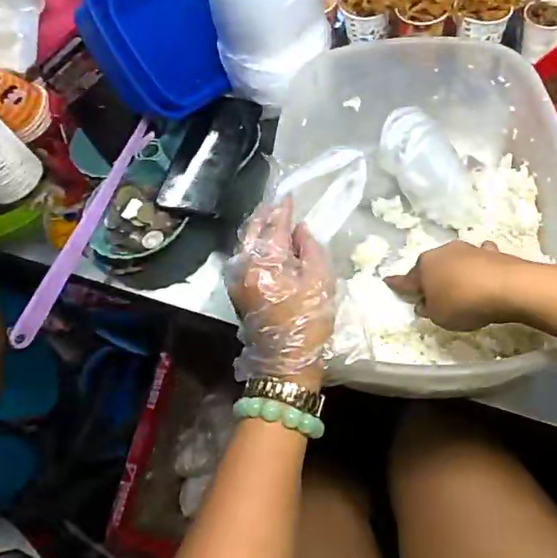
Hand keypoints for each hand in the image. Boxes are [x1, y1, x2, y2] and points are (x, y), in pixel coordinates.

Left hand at [227, 198, 333, 386]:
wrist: (285, 361)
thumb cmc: (307, 319)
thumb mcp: (320, 279)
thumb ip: (310, 248)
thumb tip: (300, 229)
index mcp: (264, 260)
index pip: (273, 225)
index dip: (283, 209)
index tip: (289, 196)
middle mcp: (243, 265)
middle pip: (252, 230)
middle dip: (265, 215)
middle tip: (277, 203)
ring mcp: (236, 278)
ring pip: (245, 243)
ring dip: (258, 228)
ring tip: (272, 218)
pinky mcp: (237, 290)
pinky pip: (244, 256)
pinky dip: (254, 244)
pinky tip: (265, 242)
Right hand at [383, 241, 525, 331]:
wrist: (506, 286)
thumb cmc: (463, 303)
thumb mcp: (439, 316)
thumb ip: (429, 309)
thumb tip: (425, 302)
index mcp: (424, 266)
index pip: (406, 279)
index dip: (398, 284)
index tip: (388, 280)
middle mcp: (443, 252)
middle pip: (431, 267)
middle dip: (429, 278)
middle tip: (431, 294)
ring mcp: (468, 249)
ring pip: (454, 260)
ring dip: (453, 271)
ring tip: (458, 286)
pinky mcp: (490, 252)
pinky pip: (479, 259)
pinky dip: (478, 265)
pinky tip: (482, 271)